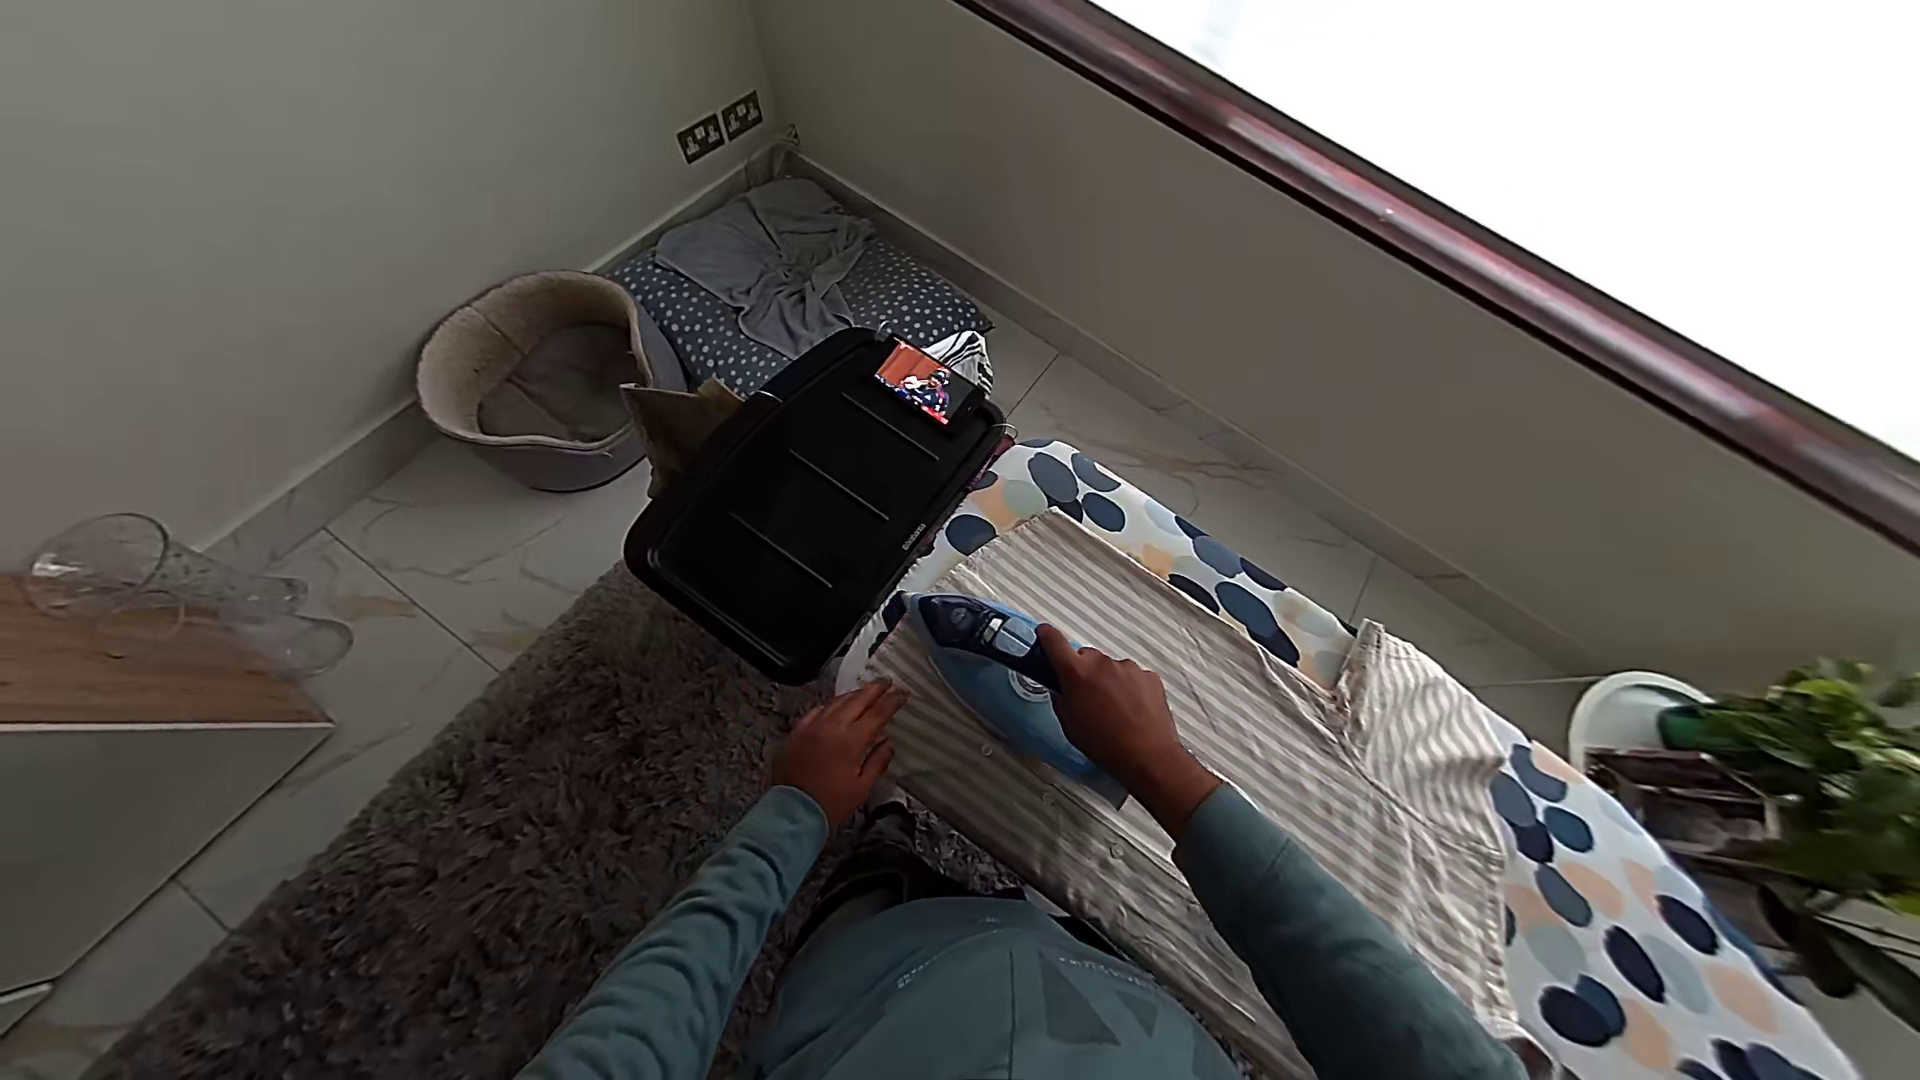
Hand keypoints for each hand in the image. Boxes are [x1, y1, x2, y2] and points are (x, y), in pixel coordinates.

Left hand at [772, 681, 904, 824]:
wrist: (792, 813)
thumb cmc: (831, 803)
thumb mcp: (861, 788)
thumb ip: (877, 761)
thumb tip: (888, 742)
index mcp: (850, 741)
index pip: (877, 713)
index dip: (892, 701)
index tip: (903, 692)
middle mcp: (831, 727)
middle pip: (857, 700)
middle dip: (874, 689)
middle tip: (886, 682)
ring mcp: (811, 727)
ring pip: (836, 702)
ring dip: (853, 694)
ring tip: (865, 691)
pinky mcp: (796, 732)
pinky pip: (816, 711)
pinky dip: (829, 705)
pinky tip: (836, 705)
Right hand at [1036, 625, 1220, 839]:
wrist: (1148, 757)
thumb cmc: (1106, 745)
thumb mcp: (1069, 724)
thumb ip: (1061, 699)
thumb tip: (1062, 690)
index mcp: (1076, 673)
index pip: (1054, 641)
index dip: (1047, 636)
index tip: (1044, 633)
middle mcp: (1101, 664)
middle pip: (1085, 657)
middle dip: (1083, 672)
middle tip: (1086, 697)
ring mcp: (1127, 668)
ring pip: (1110, 668)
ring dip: (1108, 682)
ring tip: (1113, 710)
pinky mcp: (1148, 676)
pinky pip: (1132, 677)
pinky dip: (1129, 688)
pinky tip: (1130, 710)